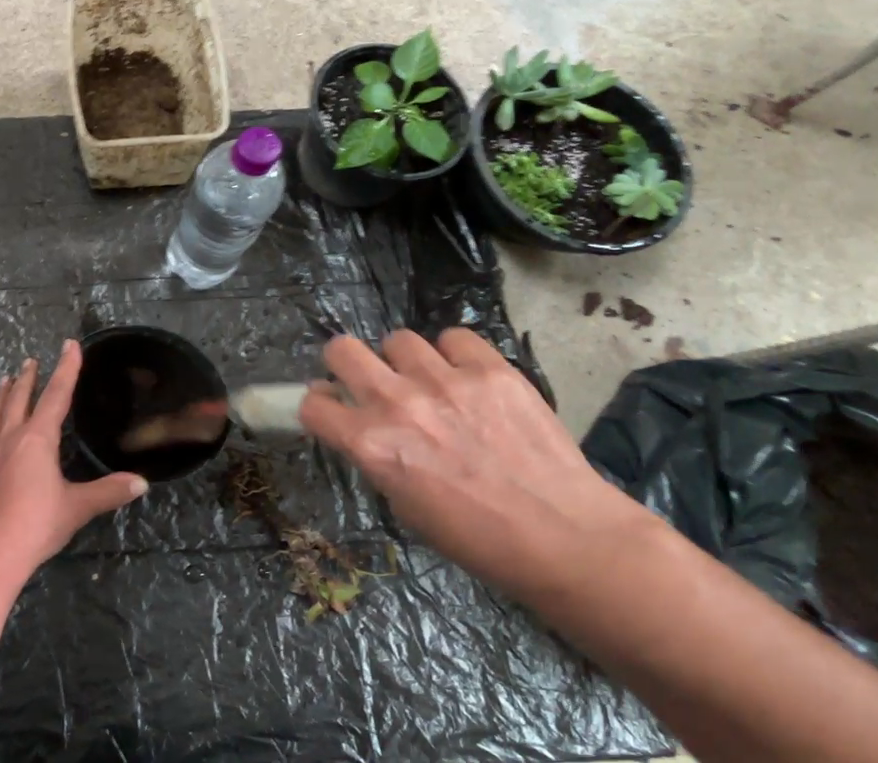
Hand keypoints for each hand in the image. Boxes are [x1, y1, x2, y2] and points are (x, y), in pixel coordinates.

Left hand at [0, 339, 148, 585]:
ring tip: (7, 380)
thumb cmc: (34, 526)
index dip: (66, 369)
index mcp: (37, 439)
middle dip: (30, 378)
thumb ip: (108, 492)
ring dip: (5, 394)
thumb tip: (141, 483)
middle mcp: (10, 437)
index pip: (56, 395)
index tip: (70, 345)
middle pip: (21, 398)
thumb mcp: (76, 508)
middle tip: (32, 360)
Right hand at [299, 329, 652, 600]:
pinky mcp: (490, 368)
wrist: (564, 536)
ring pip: (398, 340)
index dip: (320, 406)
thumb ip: (376, 458)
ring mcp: (445, 380)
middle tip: (368, 382)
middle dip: (346, 364)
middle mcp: (397, 403)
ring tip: (430, 383)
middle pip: (341, 350)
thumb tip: (364, 429)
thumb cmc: (477, 539)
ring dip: (405, 361)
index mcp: (370, 445)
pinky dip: (454, 354)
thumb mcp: (405, 506)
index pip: (313, 404)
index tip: (333, 410)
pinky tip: (468, 378)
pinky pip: (454, 338)